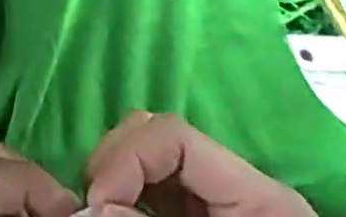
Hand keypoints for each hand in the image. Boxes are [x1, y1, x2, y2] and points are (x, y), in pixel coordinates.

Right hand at [85, 112, 315, 216]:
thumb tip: (98, 210)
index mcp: (255, 194)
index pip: (174, 136)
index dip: (127, 156)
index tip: (97, 201)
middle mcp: (233, 187)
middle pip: (158, 137)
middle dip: (116, 164)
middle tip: (91, 209)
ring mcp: (215, 207)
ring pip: (150, 164)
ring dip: (117, 183)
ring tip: (98, 214)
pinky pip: (155, 196)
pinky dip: (128, 202)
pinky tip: (115, 216)